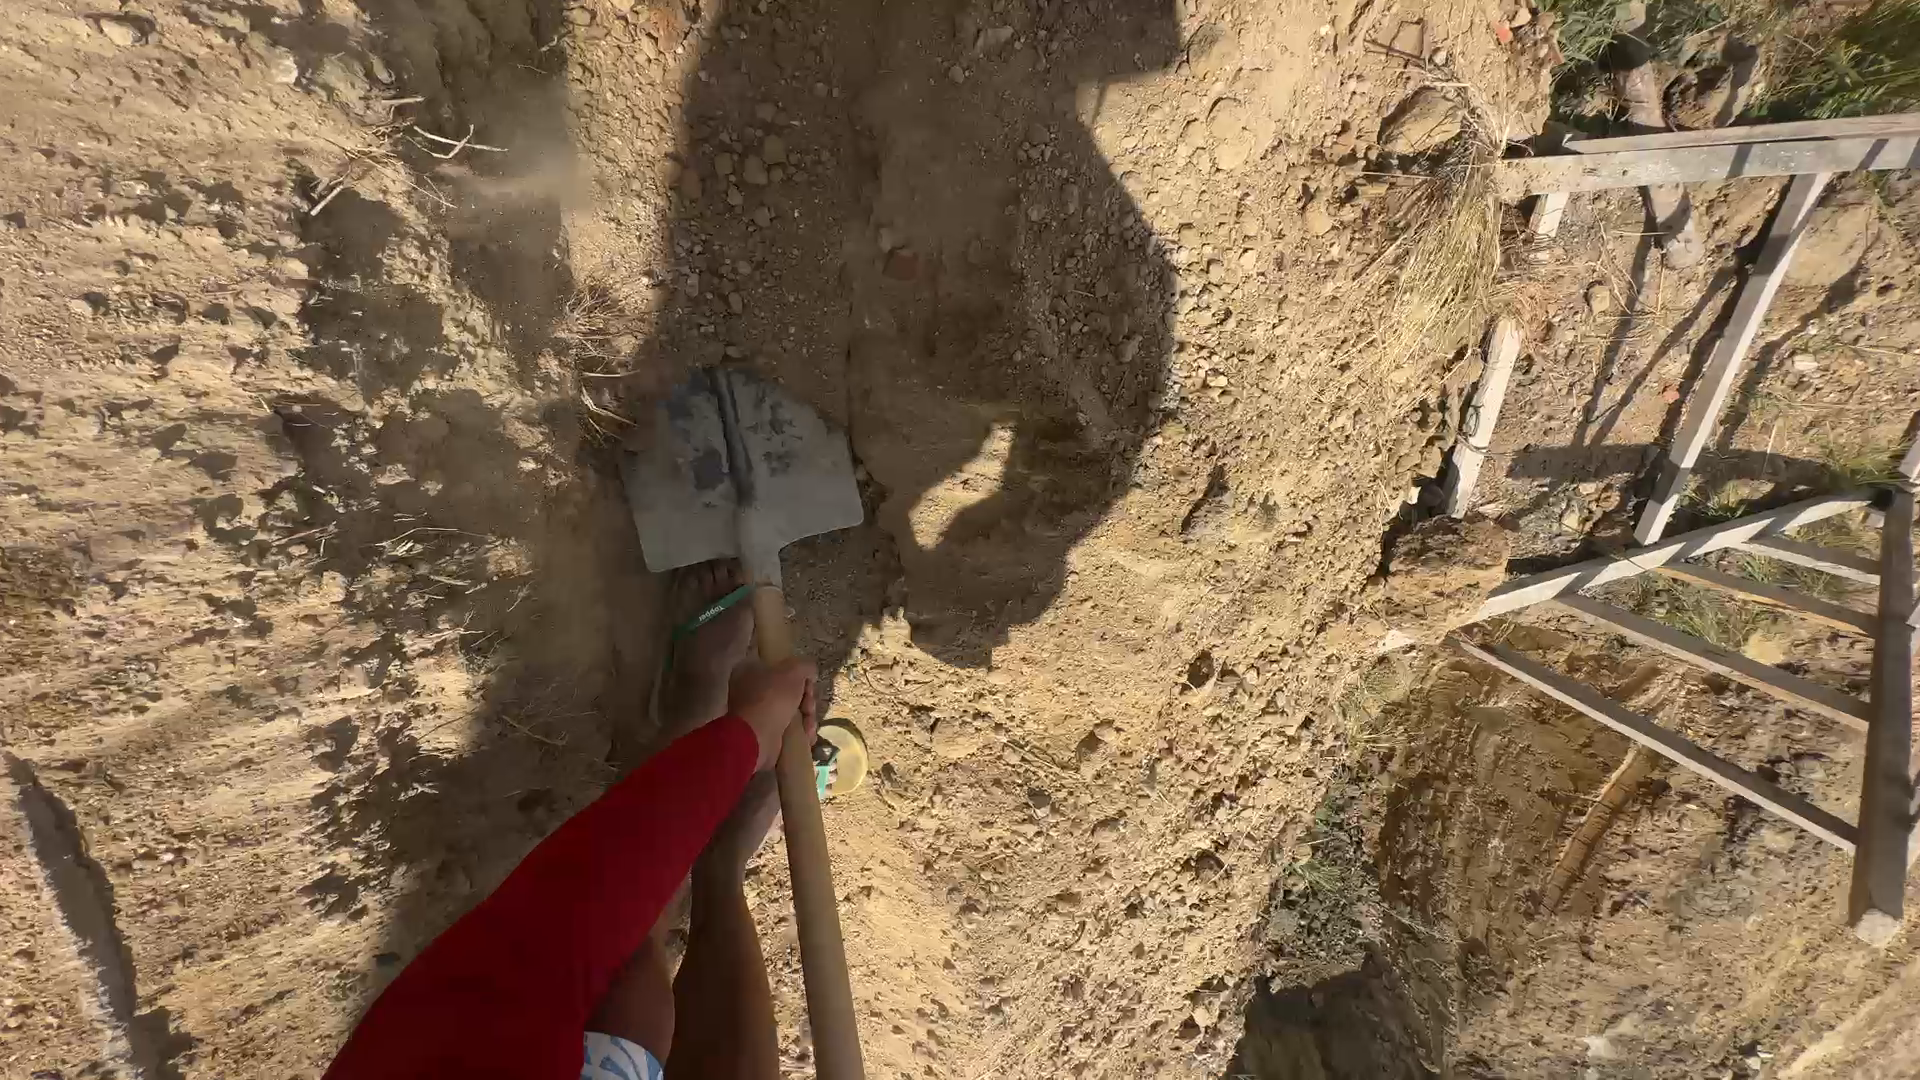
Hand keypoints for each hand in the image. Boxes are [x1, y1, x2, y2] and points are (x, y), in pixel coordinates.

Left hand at [727, 657, 815, 770]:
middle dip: (806, 700)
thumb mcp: (794, 670)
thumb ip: (805, 665)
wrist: (757, 738)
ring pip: (791, 710)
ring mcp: (756, 714)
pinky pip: (787, 729)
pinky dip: (800, 732)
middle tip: (808, 706)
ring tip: (808, 726)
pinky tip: (807, 736)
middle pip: (789, 690)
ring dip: (806, 718)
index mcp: (749, 670)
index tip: (808, 682)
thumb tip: (810, 673)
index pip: (780, 666)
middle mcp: (749, 691)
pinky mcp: (763, 733)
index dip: (798, 673)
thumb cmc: (772, 697)